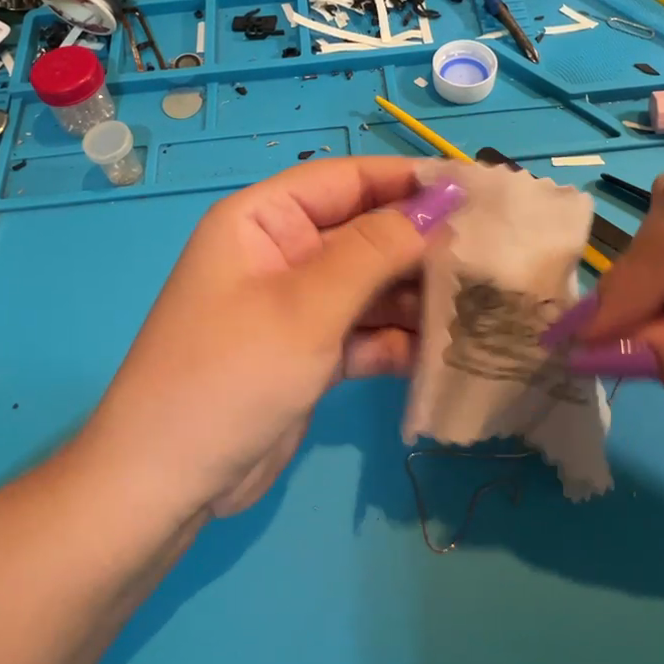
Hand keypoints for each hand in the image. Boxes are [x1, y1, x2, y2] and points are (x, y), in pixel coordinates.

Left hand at [78, 157, 462, 516]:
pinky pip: (366, 332)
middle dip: (425, 244)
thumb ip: (377, 250)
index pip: (349, 180)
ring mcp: (297, 307)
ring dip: (420, 297)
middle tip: (496, 255)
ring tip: (486, 305)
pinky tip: (447, 352)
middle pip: (367, 233)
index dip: (411, 181)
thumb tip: (443, 200)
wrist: (166, 484)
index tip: (479, 191)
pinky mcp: (310, 354)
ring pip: (372, 286)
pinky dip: (400, 340)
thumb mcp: (305, 306)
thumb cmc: (228, 375)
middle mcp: (282, 253)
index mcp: (264, 219)